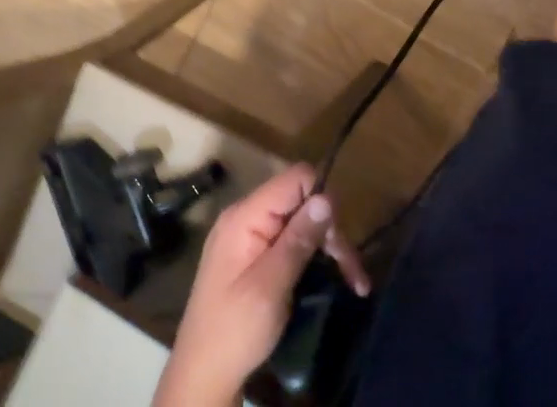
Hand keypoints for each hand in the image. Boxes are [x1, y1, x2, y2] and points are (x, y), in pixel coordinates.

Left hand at [158, 164, 370, 406]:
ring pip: (303, 224)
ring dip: (329, 249)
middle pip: (303, 202)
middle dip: (331, 232)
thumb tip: (327, 197)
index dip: (322, 200)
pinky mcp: (256, 257)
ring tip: (353, 280)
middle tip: (351, 271)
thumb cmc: (234, 331)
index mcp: (245, 217)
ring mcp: (250, 238)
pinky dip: (316, 258)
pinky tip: (337, 279)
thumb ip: (298, 239)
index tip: (335, 239)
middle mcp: (247, 218)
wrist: (203, 376)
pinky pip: (293, 243)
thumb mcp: (270, 286)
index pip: (295, 179)